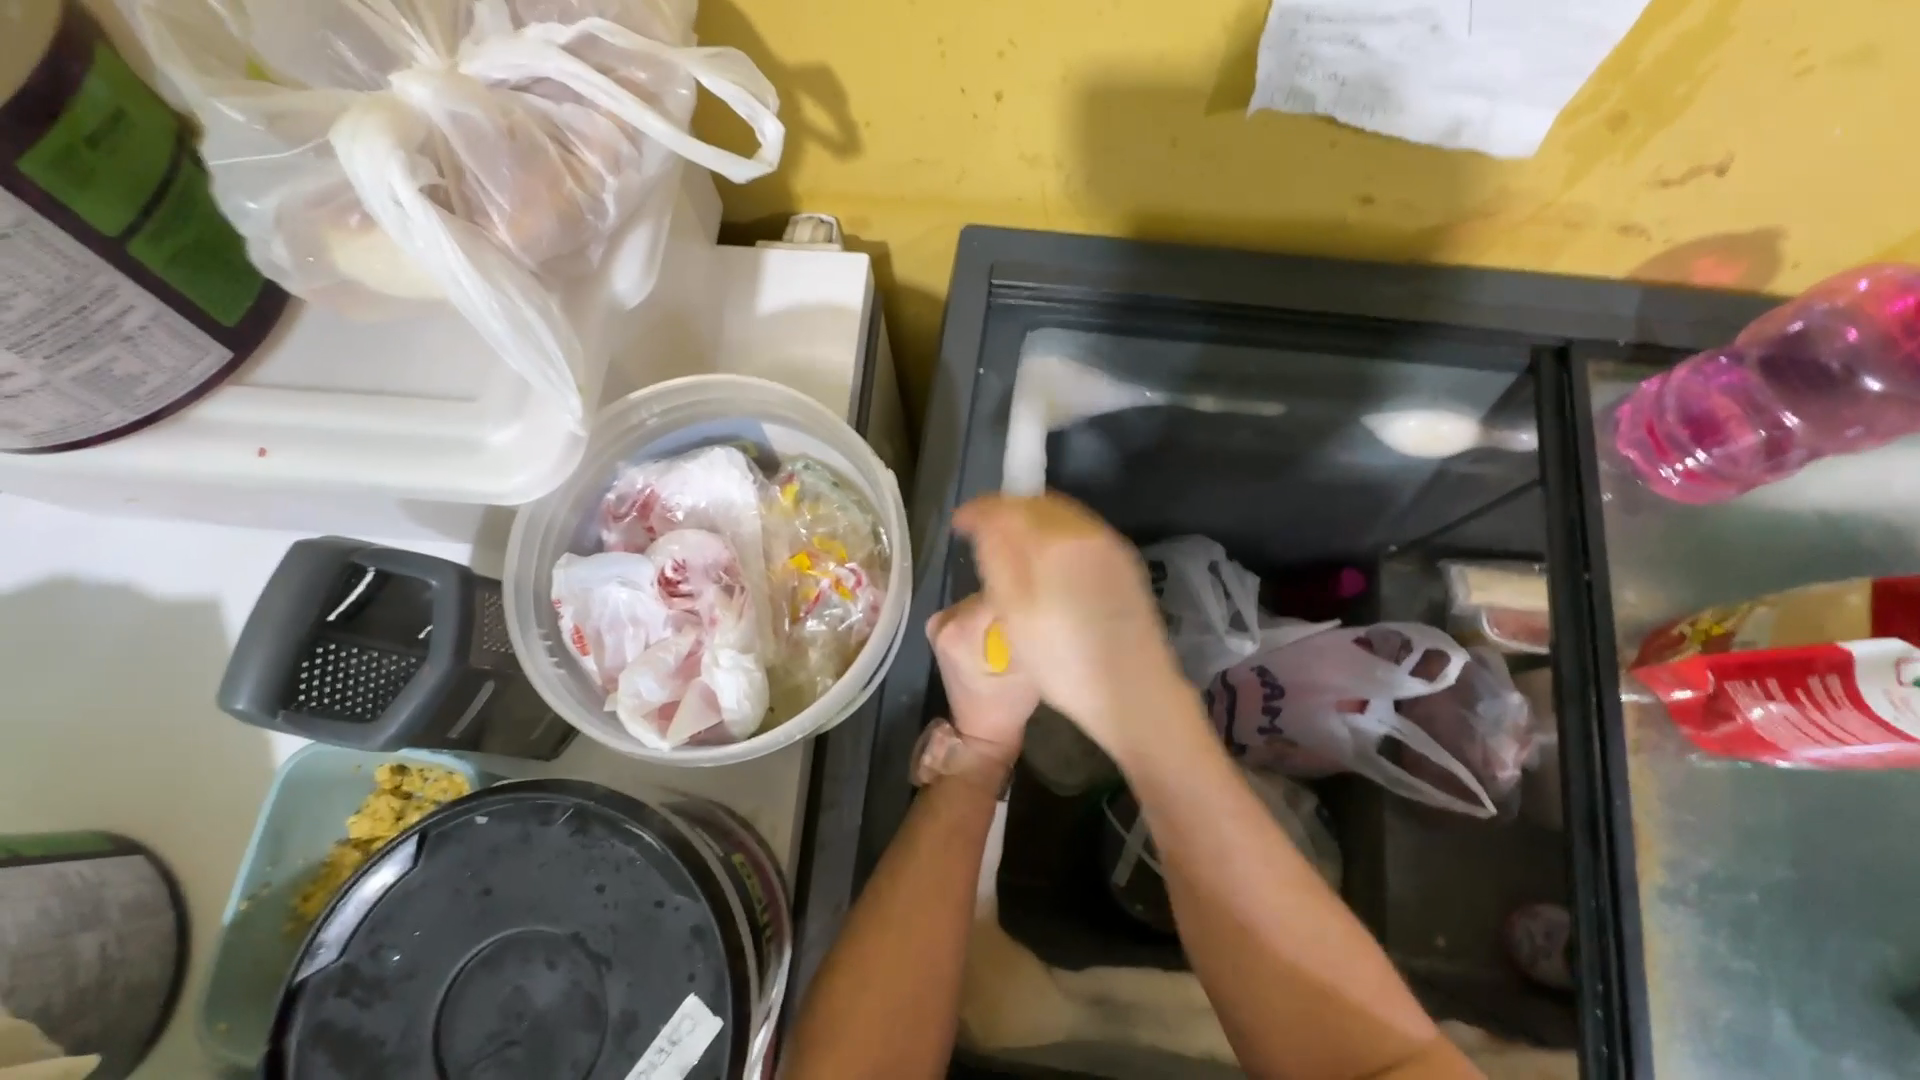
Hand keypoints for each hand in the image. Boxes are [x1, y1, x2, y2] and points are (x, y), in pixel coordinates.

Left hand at [927, 594, 1039, 764]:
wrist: (981, 729)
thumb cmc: (1008, 702)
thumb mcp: (1028, 663)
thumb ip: (1027, 626)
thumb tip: (1036, 596)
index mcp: (961, 628)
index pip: (1000, 594)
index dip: (1022, 598)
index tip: (1040, 606)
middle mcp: (944, 619)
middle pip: (989, 595)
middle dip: (1010, 604)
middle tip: (1030, 620)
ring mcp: (939, 622)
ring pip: (982, 601)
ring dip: (1000, 611)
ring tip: (1016, 630)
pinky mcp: (941, 627)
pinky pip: (974, 610)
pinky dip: (988, 618)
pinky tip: (1000, 635)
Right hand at [953, 494, 1191, 760]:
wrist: (1132, 691)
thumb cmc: (1063, 661)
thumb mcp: (1014, 614)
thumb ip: (997, 559)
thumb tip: (985, 524)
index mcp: (1053, 542)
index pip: (1007, 508)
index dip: (979, 510)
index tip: (959, 524)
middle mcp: (1085, 532)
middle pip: (1036, 505)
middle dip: (1006, 511)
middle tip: (981, 530)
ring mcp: (1110, 546)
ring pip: (1061, 516)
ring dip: (1031, 521)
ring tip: (1010, 543)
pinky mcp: (1125, 564)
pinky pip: (1081, 532)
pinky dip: (1056, 534)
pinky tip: (1047, 559)